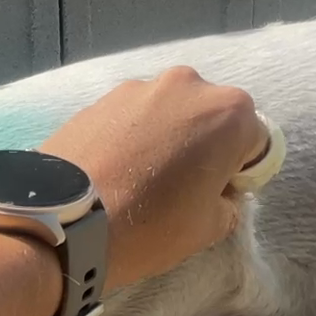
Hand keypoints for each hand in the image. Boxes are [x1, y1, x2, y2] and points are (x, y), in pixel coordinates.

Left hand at [39, 68, 269, 291]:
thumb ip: (227, 204)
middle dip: (198, 148)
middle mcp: (186, 84)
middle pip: (206, 119)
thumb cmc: (146, 228)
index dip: (237, 173)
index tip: (214, 198)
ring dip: (159, 141)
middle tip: (172, 191)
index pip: (254, 141)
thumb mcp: (206, 230)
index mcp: (229, 111)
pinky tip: (107, 173)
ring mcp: (134, 88)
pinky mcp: (93, 102)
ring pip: (163, 116)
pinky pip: (125, 121)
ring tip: (133, 182)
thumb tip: (219, 194)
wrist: (61, 225)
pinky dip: (124, 140)